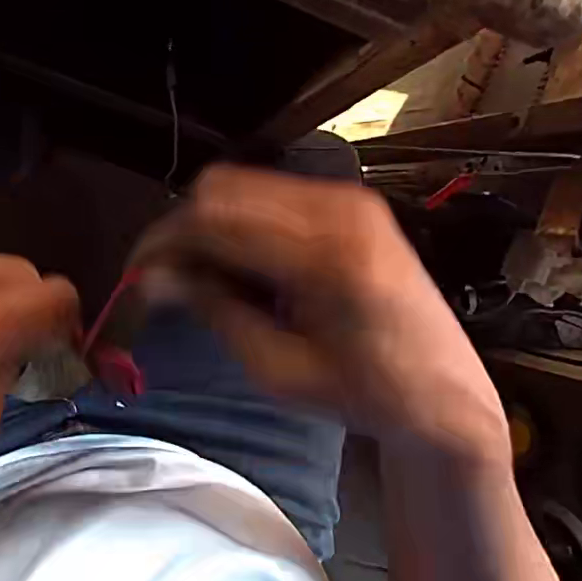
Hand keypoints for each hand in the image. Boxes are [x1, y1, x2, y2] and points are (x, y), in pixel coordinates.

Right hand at [133, 164, 507, 464]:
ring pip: (244, 185)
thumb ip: (216, 311)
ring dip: (212, 226)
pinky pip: (274, 196)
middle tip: (169, 281)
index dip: (163, 244)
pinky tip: (247, 268)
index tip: (138, 276)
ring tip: (208, 280)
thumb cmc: (367, 394)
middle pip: (223, 188)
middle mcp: (339, 208)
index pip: (214, 219)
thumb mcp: (279, 369)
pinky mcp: (353, 204)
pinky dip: (244, 224)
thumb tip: (157, 277)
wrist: (443, 391)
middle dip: (183, 231)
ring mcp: (350, 199)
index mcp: (325, 254)